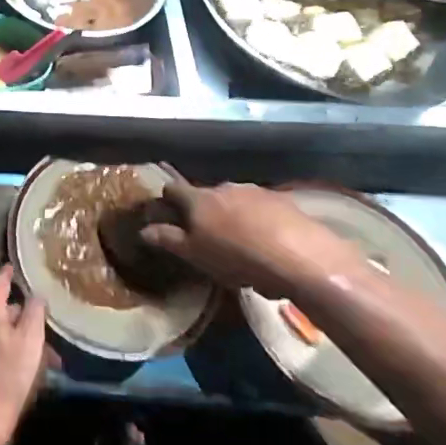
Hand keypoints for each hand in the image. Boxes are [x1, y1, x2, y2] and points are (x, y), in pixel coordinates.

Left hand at [0, 265, 54, 444]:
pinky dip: (17, 353)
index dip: (8, 273)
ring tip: (49, 356)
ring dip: (26, 339)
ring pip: (5, 333)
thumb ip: (34, 312)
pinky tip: (34, 370)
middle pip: (4, 311)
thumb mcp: (31, 339)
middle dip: (26, 316)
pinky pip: (0, 350)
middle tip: (46, 321)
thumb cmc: (10, 374)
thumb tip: (36, 294)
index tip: (15, 265)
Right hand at [142, 178, 366, 297]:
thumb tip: (143, 230)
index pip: (172, 189)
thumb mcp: (197, 255)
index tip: (167, 215)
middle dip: (203, 210)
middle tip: (207, 236)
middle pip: (205, 195)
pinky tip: (267, 240)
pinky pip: (261, 207)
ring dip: (232, 214)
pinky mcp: (283, 200)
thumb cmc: (238, 257)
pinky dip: (258, 219)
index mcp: (198, 199)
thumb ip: (169, 240)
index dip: (167, 200)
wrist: (301, 257)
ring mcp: (255, 191)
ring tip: (240, 241)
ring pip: (234, 200)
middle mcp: (224, 187)